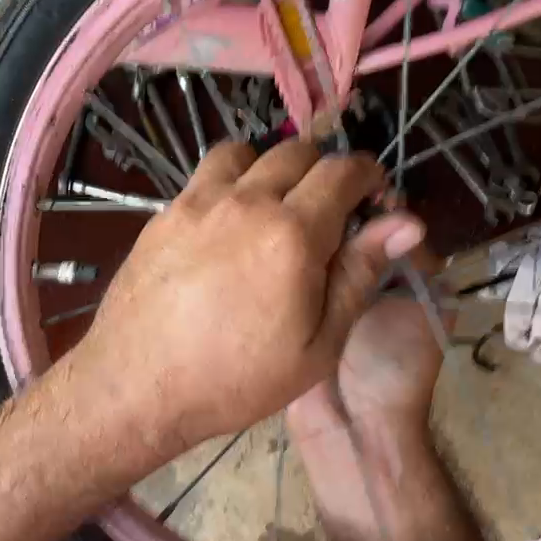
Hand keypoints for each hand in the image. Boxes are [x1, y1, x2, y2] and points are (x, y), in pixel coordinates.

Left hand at [66, 139, 423, 457]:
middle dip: (324, 172)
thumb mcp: (317, 346)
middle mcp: (245, 202)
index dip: (368, 179)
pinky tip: (229, 225)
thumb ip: (359, 275)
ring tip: (275, 210)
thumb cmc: (235, 381)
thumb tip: (405, 223)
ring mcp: (197, 203)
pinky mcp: (164, 215)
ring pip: (248, 153)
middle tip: (326, 214)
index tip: (372, 202)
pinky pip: (206, 175)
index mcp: (292, 234)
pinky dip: (230, 182)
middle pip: (298, 152)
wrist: (135, 388)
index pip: (343, 171)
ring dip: (272, 168)